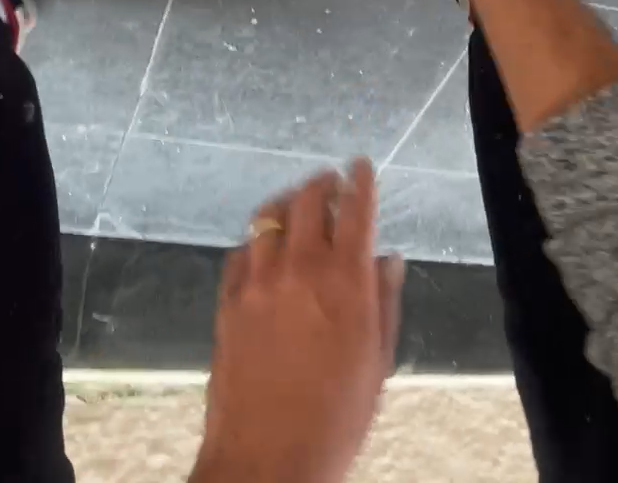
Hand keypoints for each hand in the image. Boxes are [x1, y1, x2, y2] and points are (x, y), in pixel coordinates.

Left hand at [192, 160, 404, 482]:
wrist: (267, 460)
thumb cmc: (337, 417)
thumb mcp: (376, 362)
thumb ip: (384, 301)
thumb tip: (389, 257)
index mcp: (344, 281)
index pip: (355, 210)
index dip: (360, 180)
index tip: (361, 163)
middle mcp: (300, 268)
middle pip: (307, 199)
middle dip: (322, 182)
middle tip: (331, 181)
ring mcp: (258, 281)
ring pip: (268, 216)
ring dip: (287, 202)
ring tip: (296, 204)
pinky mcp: (228, 300)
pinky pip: (240, 252)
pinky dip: (256, 242)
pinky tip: (263, 250)